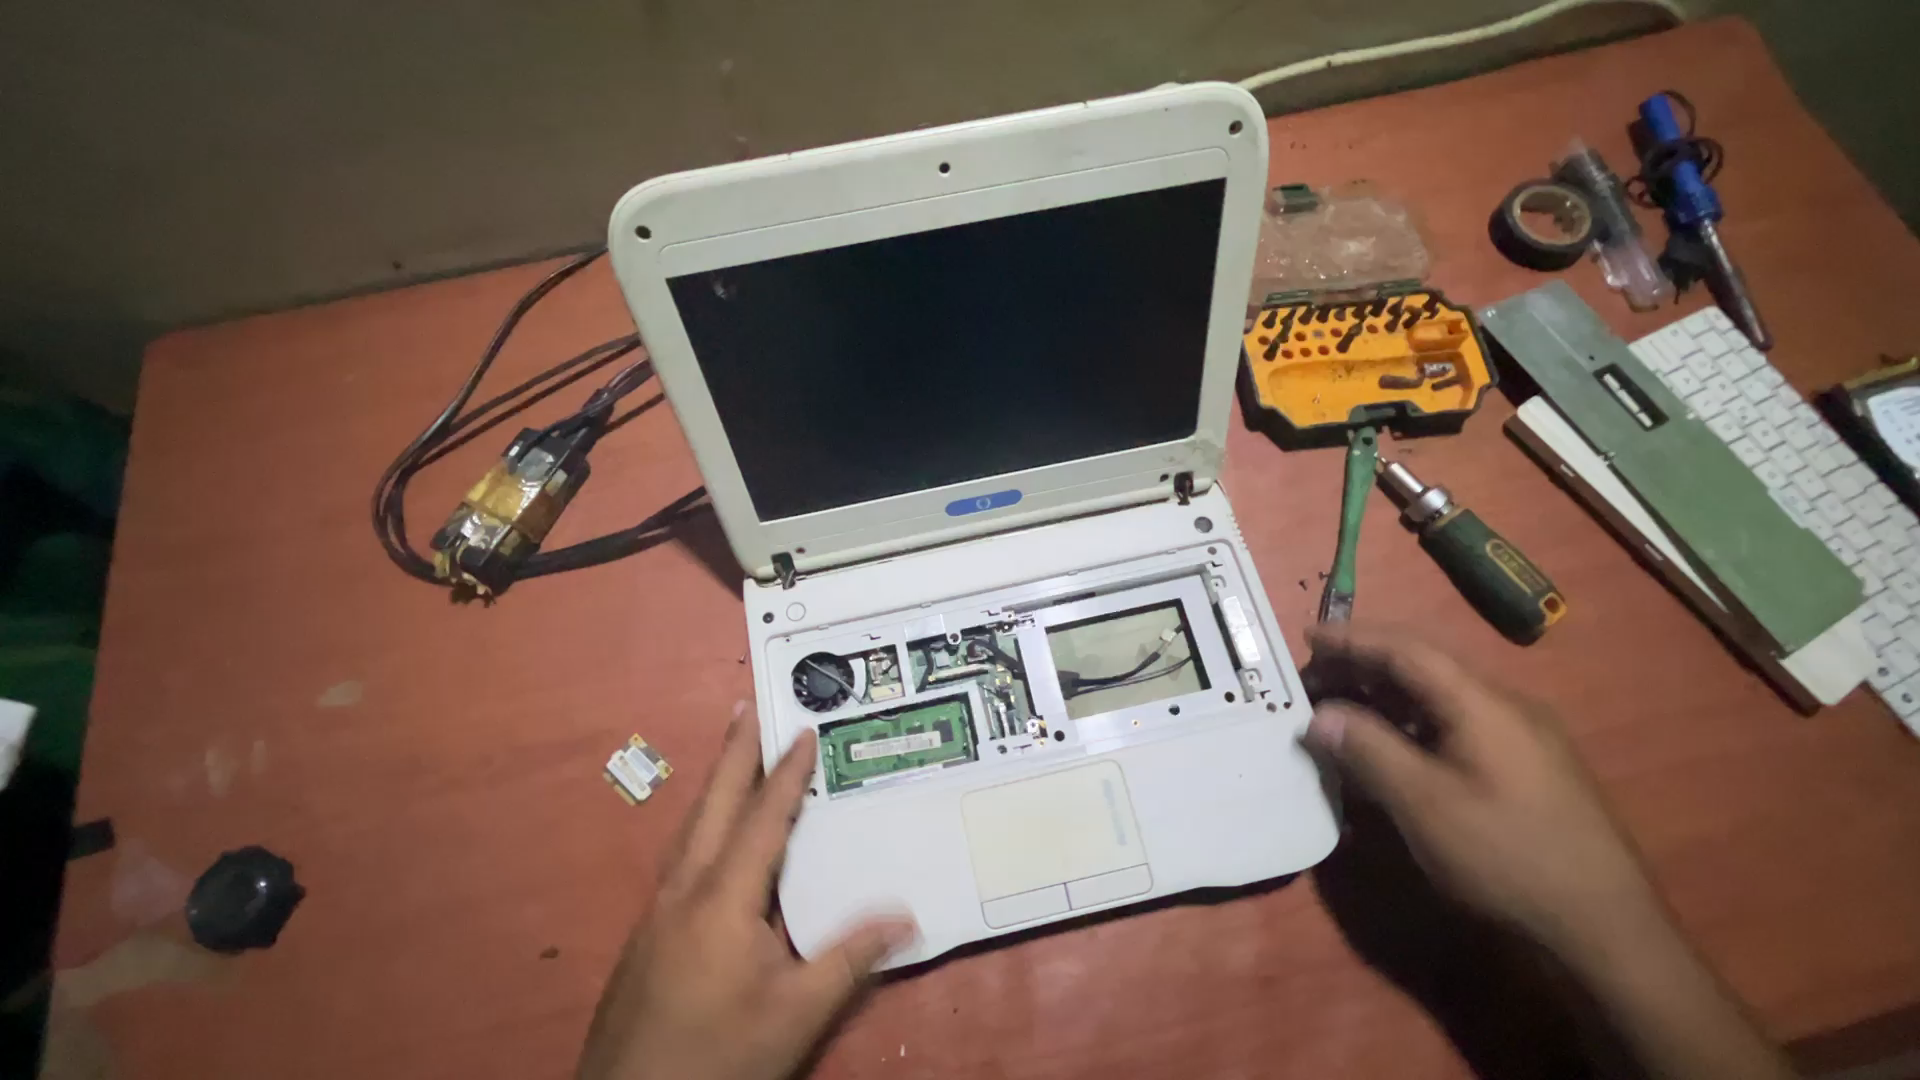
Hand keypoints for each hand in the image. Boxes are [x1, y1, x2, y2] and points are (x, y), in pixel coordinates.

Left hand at [577, 719, 917, 1079]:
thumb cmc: (719, 1056)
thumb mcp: (796, 1014)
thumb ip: (849, 959)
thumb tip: (907, 917)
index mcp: (723, 899)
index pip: (762, 820)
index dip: (785, 774)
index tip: (802, 730)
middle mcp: (685, 890)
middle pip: (711, 805)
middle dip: (731, 753)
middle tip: (746, 706)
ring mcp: (659, 911)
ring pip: (689, 828)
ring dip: (713, 783)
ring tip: (731, 753)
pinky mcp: (648, 934)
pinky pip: (681, 855)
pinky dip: (702, 822)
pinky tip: (712, 834)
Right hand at [1302, 624, 1661, 960]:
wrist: (1607, 932)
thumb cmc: (1508, 857)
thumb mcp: (1425, 804)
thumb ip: (1368, 750)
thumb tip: (1320, 715)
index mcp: (1483, 704)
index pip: (1407, 650)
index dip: (1352, 639)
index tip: (1305, 636)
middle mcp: (1504, 709)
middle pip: (1422, 669)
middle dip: (1362, 668)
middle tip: (1310, 683)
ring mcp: (1518, 740)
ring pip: (1436, 700)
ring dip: (1382, 700)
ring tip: (1337, 714)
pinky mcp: (1522, 770)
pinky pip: (1452, 728)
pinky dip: (1408, 728)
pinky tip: (1385, 753)